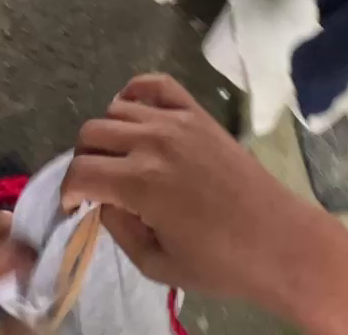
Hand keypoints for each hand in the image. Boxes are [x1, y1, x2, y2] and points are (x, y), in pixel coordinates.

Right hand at [61, 74, 327, 309]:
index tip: (74, 204)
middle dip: (84, 161)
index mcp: (141, 184)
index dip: (68, 190)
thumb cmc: (221, 264)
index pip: (80, 172)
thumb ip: (119, 229)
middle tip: (96, 184)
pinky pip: (155, 83)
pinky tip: (135, 113)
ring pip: (116, 109)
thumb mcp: (158, 265)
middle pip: (91, 133)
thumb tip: (101, 200)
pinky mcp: (197, 112)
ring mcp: (177, 121)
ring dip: (108, 133)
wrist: (279, 240)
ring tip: (120, 158)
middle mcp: (153, 142)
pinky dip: (135, 91)